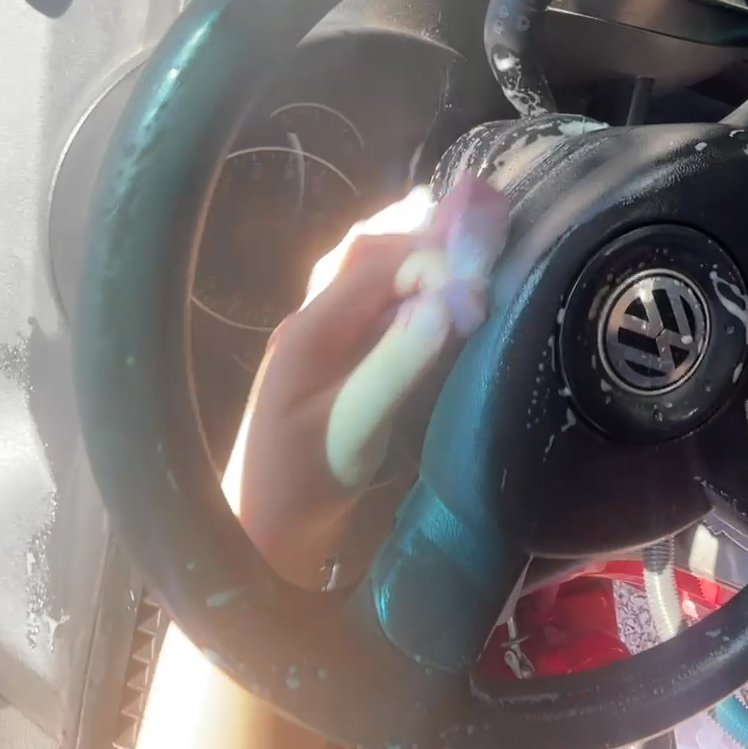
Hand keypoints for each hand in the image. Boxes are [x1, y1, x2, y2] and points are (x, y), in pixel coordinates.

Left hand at [225, 180, 507, 583]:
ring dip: (419, 245)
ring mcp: (325, 333)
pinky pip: (378, 295)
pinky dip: (414, 276)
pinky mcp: (341, 352)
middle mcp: (315, 318)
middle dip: (427, 232)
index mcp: (310, 330)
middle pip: (371, 251)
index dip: (435, 264)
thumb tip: (448, 302)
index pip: (378, 268)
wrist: (264, 530)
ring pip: (372, 267)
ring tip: (467, 233)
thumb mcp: (352, 430)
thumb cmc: (303, 484)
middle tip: (482, 219)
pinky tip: (441, 280)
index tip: (483, 292)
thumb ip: (396, 366)